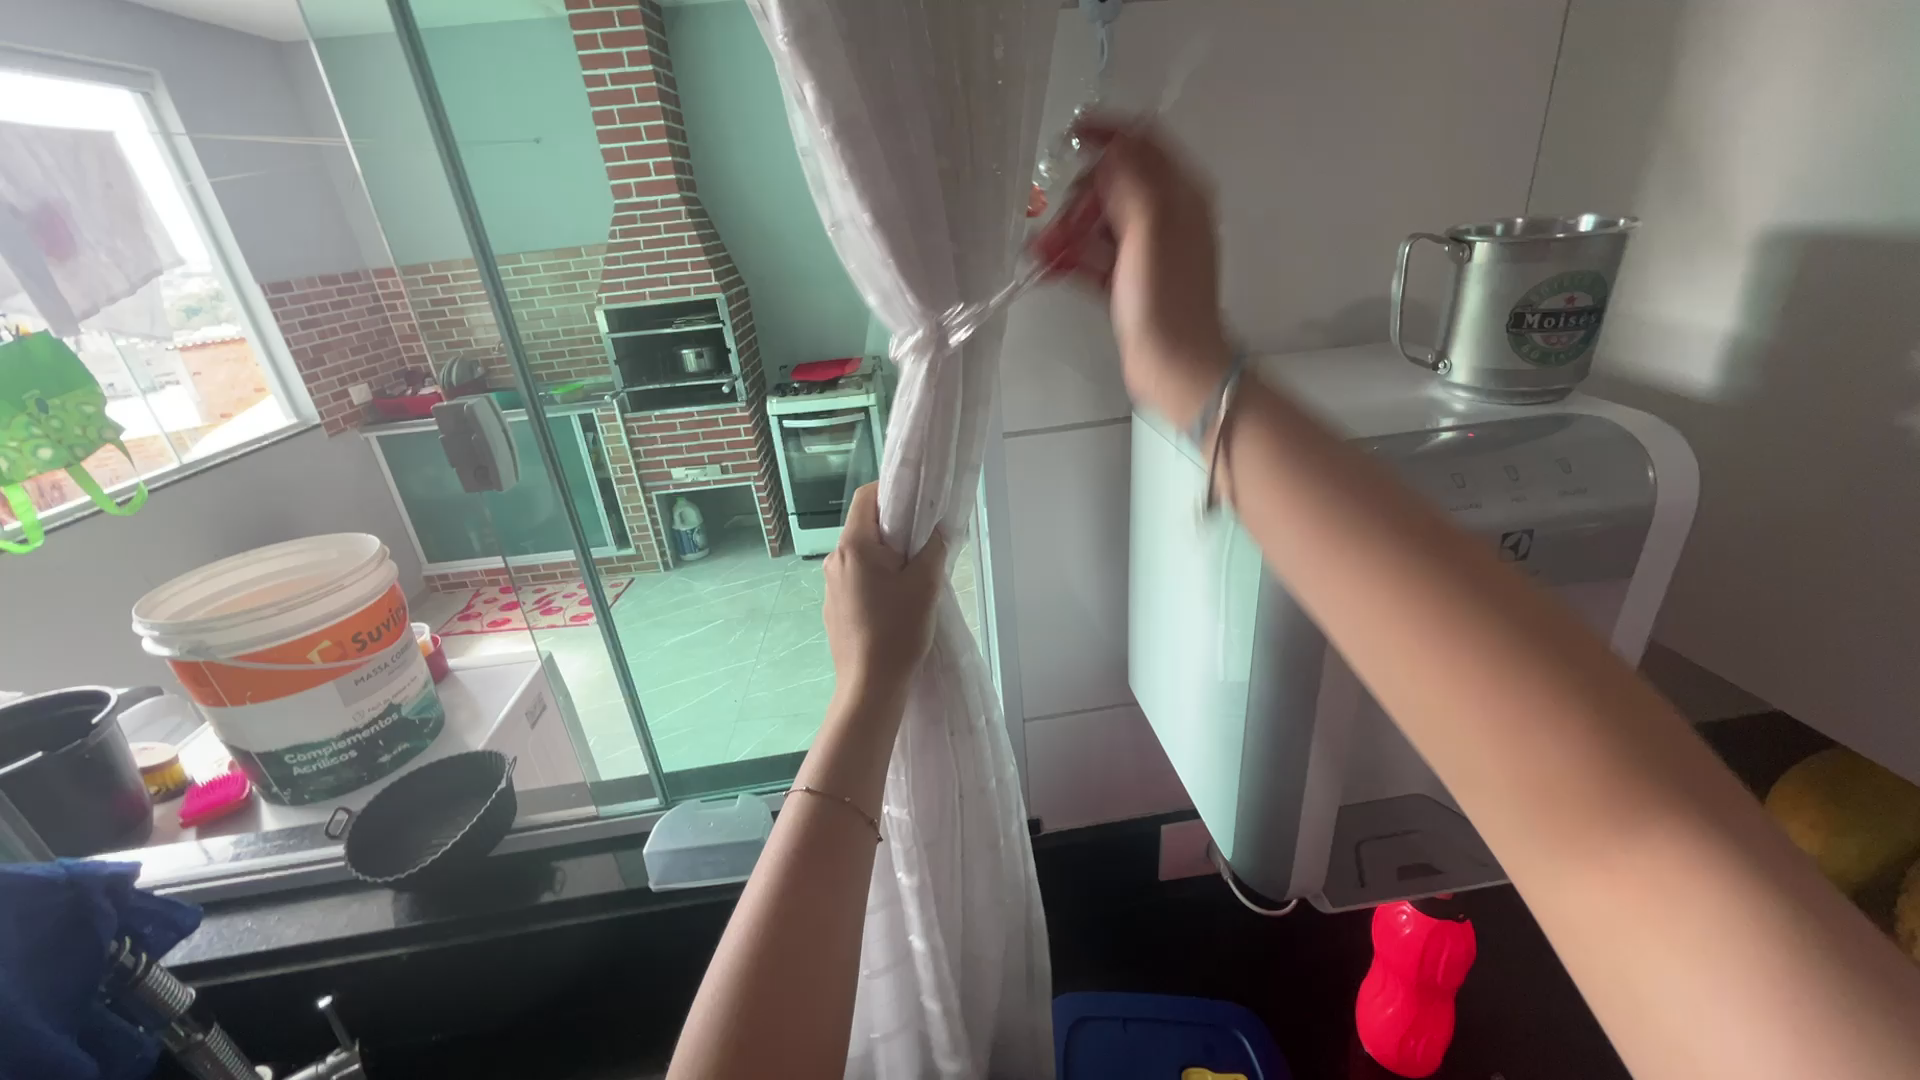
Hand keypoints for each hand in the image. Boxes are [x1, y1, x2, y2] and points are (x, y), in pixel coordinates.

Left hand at [823, 484, 946, 704]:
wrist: (870, 685)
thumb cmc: (899, 630)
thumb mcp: (926, 583)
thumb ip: (934, 547)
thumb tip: (937, 530)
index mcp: (854, 546)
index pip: (867, 497)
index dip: (893, 491)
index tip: (919, 503)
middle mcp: (835, 560)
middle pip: (864, 526)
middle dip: (895, 529)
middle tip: (924, 544)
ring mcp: (831, 586)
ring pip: (862, 556)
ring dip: (887, 557)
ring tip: (914, 578)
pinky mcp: (834, 608)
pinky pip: (857, 580)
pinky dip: (876, 580)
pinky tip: (896, 604)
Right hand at [1071, 116, 1232, 429]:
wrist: (1174, 366)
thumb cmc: (1164, 302)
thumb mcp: (1150, 231)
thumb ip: (1132, 183)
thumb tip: (1110, 153)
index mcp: (1180, 196)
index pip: (1145, 142)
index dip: (1108, 134)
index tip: (1070, 137)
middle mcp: (1166, 216)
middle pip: (1114, 184)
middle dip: (1079, 196)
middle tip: (1058, 218)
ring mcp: (1146, 251)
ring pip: (1099, 222)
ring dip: (1067, 230)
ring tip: (1039, 249)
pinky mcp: (1128, 280)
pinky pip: (1093, 256)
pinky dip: (1070, 258)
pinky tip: (1045, 267)